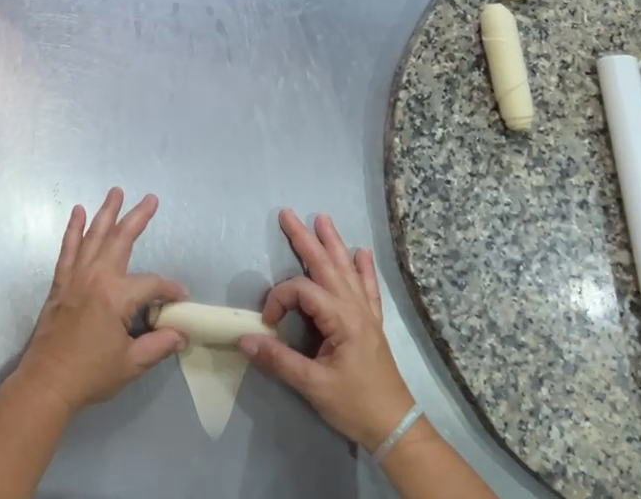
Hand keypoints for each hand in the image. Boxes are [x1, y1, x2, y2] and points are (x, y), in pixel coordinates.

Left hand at [13, 188, 187, 414]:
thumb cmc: (90, 374)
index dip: (170, 290)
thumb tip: (181, 334)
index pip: (152, 284)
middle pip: (121, 240)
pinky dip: (73, 229)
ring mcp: (75, 276)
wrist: (47, 381)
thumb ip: (159, 345)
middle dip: (137, 217)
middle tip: (151, 198)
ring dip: (106, 212)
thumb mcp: (132, 364)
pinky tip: (78, 212)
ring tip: (115, 191)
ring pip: (94, 236)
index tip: (180, 300)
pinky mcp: (60, 282)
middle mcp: (96, 277)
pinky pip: (68, 248)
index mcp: (116, 296)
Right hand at [239, 209, 413, 451]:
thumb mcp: (313, 385)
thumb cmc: (355, 405)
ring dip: (333, 244)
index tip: (267, 323)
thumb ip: (278, 360)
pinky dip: (364, 268)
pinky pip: (367, 288)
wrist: (396, 427)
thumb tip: (245, 339)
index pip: (302, 291)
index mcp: (341, 320)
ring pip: (347, 270)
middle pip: (326, 266)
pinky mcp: (372, 325)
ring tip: (323, 219)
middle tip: (288, 214)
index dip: (279, 300)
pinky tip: (362, 252)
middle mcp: (355, 310)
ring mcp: (366, 315)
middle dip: (306, 239)